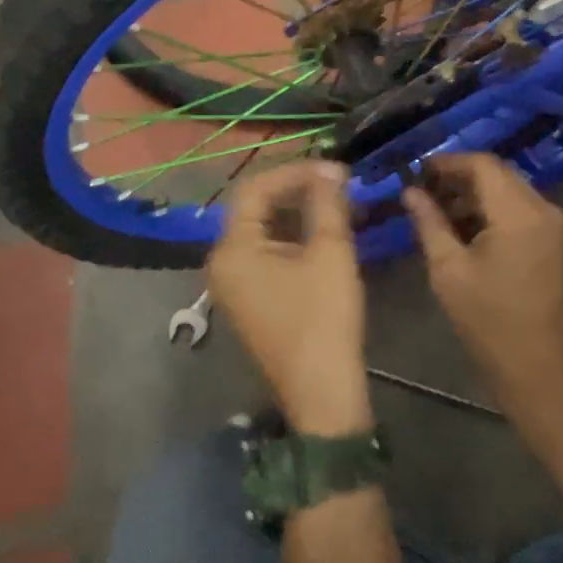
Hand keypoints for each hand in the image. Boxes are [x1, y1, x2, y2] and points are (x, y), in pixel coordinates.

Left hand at [208, 161, 372, 434]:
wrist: (323, 393)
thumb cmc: (323, 318)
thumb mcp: (329, 253)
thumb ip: (327, 203)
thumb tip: (330, 168)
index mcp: (232, 249)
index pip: (255, 190)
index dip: (295, 172)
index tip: (334, 168)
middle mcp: (224, 263)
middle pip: (256, 208)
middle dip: (297, 190)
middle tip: (338, 182)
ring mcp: (236, 284)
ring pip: (265, 231)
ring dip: (299, 212)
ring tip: (337, 202)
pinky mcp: (253, 299)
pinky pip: (269, 253)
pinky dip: (296, 237)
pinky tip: (326, 232)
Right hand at [404, 154, 562, 394]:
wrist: (536, 366)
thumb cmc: (487, 320)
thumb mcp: (448, 269)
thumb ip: (429, 223)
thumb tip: (410, 191)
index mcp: (519, 213)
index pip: (483, 165)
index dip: (448, 162)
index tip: (416, 171)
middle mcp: (542, 208)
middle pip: (497, 173)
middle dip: (459, 176)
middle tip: (422, 190)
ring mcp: (551, 223)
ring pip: (507, 188)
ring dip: (473, 193)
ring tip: (436, 210)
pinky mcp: (551, 238)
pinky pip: (517, 207)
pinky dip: (490, 208)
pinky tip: (461, 226)